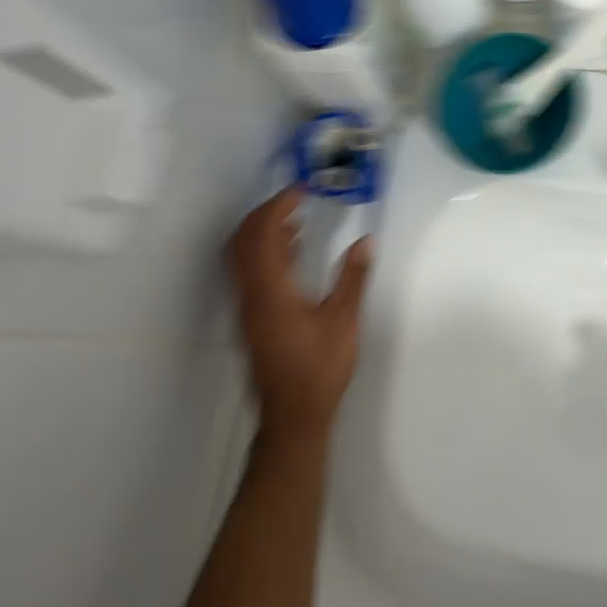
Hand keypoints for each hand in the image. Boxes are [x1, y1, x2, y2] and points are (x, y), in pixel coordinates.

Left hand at [225, 187, 372, 440]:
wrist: (293, 415)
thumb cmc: (319, 368)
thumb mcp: (344, 322)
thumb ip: (353, 279)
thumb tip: (365, 242)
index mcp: (271, 290)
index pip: (264, 233)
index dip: (280, 205)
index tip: (303, 190)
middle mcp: (250, 294)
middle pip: (243, 239)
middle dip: (265, 212)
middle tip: (295, 200)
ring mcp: (246, 307)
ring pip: (240, 256)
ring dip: (261, 231)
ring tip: (295, 220)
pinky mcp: (250, 319)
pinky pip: (247, 272)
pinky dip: (264, 252)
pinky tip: (292, 254)